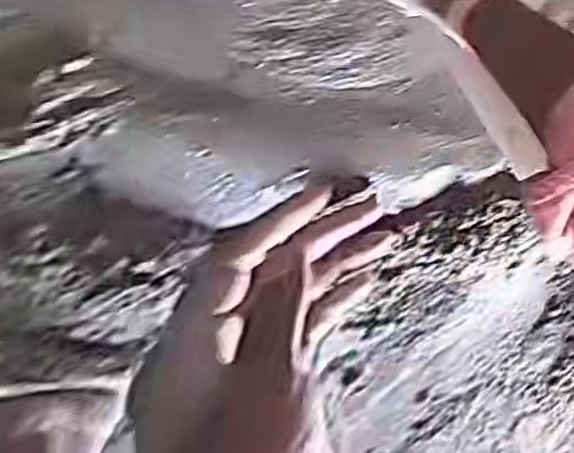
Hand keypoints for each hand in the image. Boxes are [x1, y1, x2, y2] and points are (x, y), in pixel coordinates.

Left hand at [131, 185, 394, 452]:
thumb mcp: (270, 380)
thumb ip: (282, 311)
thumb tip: (296, 253)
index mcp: (188, 348)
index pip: (234, 262)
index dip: (282, 220)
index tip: (327, 193)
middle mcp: (207, 349)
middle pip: (265, 273)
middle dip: (322, 235)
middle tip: (371, 206)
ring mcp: (236, 365)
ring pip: (289, 294)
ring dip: (338, 262)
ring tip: (385, 236)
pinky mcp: (262, 378)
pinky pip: (299, 322)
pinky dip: (333, 296)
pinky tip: (366, 278)